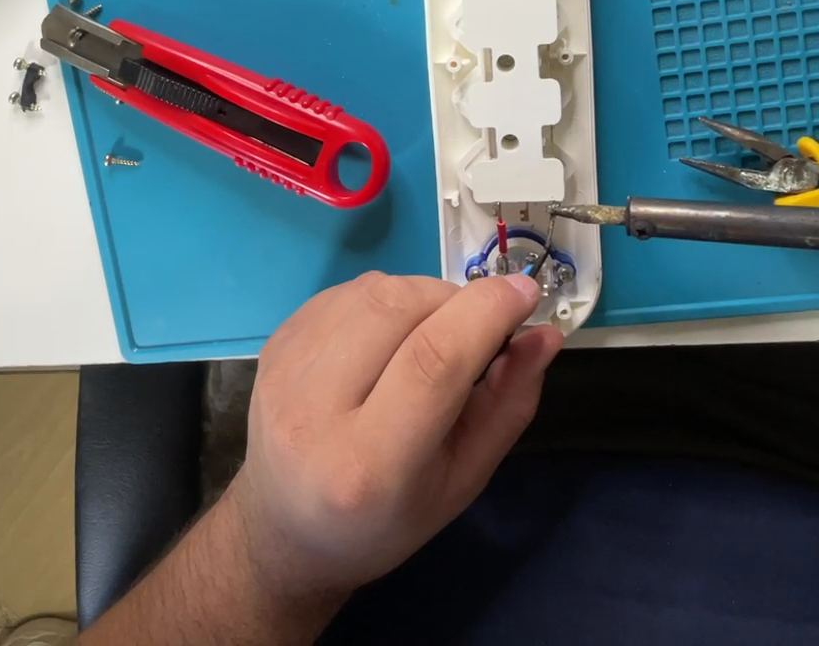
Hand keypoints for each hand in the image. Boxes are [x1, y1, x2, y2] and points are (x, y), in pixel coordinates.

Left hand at [224, 272, 563, 605]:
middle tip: (477, 324)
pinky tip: (390, 335)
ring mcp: (285, 370)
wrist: (286, 529)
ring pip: (372, 290)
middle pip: (398, 309)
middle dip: (456, 299)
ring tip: (432, 332)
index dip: (487, 313)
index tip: (526, 293)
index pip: (433, 362)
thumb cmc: (387, 519)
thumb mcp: (463, 479)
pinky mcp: (275, 342)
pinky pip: (346, 291)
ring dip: (422, 294)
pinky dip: (385, 297)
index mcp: (368, 466)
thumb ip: (509, 404)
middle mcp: (314, 411)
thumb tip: (544, 333)